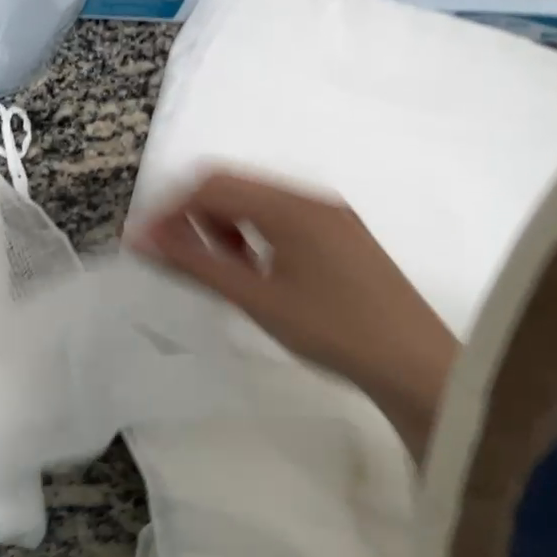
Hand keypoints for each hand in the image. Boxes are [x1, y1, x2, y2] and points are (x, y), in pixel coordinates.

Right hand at [129, 170, 458, 458]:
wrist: (422, 371)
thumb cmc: (332, 330)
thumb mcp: (251, 296)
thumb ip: (189, 262)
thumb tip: (135, 237)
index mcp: (291, 207)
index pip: (209, 184)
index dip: (167, 208)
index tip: (145, 243)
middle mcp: (311, 200)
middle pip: (228, 185)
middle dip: (190, 215)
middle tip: (174, 254)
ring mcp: (330, 217)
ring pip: (250, 200)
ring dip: (218, 224)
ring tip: (215, 266)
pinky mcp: (339, 236)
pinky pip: (276, 215)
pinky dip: (247, 232)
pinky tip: (250, 268)